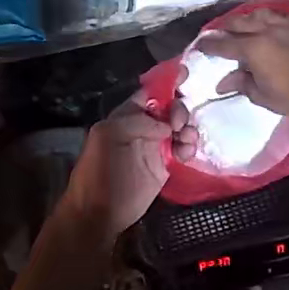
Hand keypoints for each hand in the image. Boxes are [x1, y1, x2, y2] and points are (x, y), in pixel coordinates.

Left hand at [57, 91, 188, 241]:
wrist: (99, 213)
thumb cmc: (99, 172)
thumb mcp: (108, 137)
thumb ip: (136, 121)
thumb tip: (166, 124)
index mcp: (126, 116)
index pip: (149, 93)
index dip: (167, 84)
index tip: (187, 77)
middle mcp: (142, 128)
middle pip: (169, 109)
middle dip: (179, 111)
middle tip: (178, 125)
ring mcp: (155, 147)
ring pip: (179, 129)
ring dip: (187, 129)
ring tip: (186, 141)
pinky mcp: (165, 166)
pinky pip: (183, 149)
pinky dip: (189, 148)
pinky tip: (186, 154)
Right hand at [198, 9, 288, 123]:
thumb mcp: (260, 95)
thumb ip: (241, 83)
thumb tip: (223, 82)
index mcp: (252, 48)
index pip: (224, 44)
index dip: (209, 45)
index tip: (200, 45)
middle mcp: (267, 30)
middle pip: (240, 22)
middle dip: (226, 27)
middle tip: (218, 33)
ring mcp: (287, 25)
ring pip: (261, 13)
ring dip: (248, 18)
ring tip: (243, 24)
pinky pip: (282, 15)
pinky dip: (271, 18)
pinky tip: (270, 23)